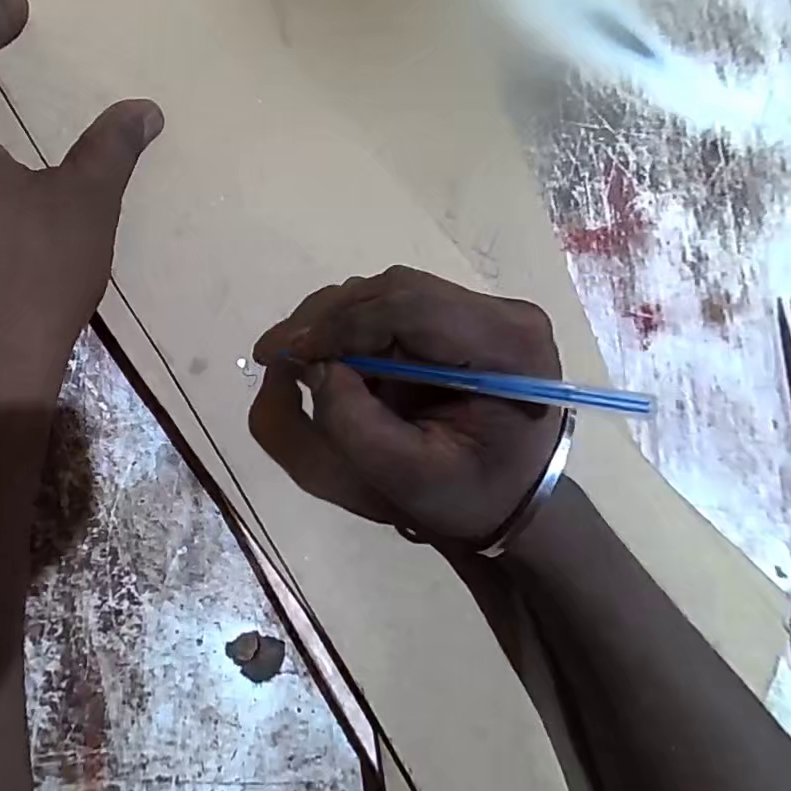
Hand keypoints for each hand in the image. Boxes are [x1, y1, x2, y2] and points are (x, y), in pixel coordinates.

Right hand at [249, 266, 566, 544]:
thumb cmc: (471, 498)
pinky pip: (391, 307)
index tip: (285, 354)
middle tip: (275, 352)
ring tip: (296, 354)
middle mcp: (499, 314)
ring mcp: (481, 311)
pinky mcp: (459, 319)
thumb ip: (353, 422)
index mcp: (504, 347)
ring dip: (334, 319)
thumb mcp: (408, 477)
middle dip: (327, 318)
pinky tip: (327, 352)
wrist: (515, 500)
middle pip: (395, 290)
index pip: (409, 307)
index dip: (339, 325)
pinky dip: (350, 326)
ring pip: (388, 292)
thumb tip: (313, 365)